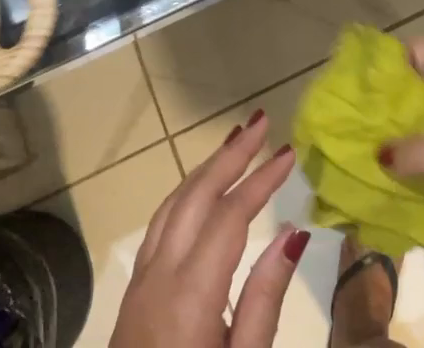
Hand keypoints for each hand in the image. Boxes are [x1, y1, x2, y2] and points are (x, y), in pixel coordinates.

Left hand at [109, 111, 308, 347]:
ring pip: (171, 206)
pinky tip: (201, 193)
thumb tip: (291, 234)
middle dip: (229, 156)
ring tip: (235, 146)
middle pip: (194, 196)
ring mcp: (139, 283)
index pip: (230, 216)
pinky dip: (185, 195)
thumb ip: (264, 300)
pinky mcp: (132, 294)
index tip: (289, 153)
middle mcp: (159, 276)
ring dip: (204, 170)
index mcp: (190, 294)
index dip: (260, 180)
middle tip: (260, 123)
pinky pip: (159, 226)